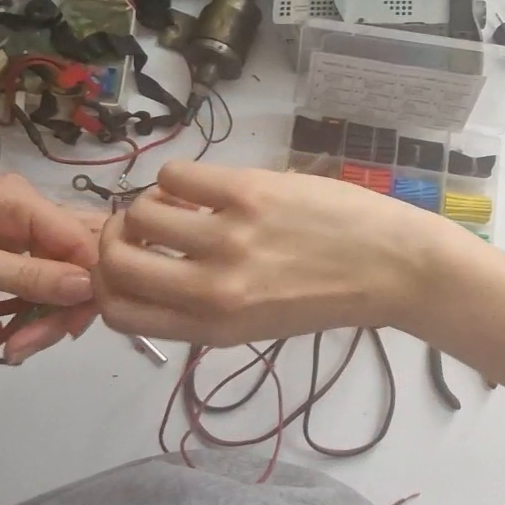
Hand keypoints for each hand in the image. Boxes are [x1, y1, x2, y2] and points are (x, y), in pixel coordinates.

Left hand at [0, 173, 103, 361]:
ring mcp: (17, 241)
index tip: (71, 327)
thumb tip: (89, 286)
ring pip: (64, 281)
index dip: (89, 282)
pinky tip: (15, 341)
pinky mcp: (6, 266)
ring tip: (15, 351)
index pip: (82, 239)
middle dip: (68, 306)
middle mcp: (26, 215)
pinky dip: (34, 319)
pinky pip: (40, 292)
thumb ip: (25, 275)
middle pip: (79, 260)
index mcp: (18, 198)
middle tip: (33, 346)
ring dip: (49, 319)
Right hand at [94, 161, 460, 345]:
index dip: (109, 284)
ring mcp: (228, 238)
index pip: (120, 312)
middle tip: (140, 226)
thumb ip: (203, 308)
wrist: (394, 266)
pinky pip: (177, 174)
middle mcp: (210, 290)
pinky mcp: (248, 192)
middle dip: (115, 239)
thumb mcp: (259, 324)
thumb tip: (154, 271)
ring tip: (183, 204)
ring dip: (151, 204)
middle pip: (115, 261)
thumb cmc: (330, 297)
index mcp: (212, 329)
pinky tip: (209, 186)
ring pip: (142, 211)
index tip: (125, 264)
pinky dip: (181, 178)